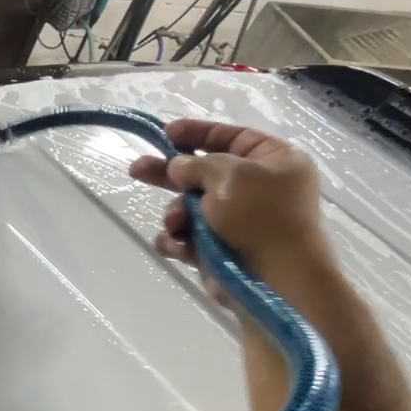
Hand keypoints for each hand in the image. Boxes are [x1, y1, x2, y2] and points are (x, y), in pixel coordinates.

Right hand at [127, 119, 336, 293]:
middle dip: (169, 175)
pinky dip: (177, 241)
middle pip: (202, 174)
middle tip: (137, 169)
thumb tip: (178, 166)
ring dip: (175, 215)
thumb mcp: (230, 176)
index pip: (231, 138)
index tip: (166, 132)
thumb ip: (198, 165)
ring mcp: (234, 221)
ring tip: (176, 225)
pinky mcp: (216, 249)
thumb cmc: (260, 217)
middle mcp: (255, 188)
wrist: (273, 278)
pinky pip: (185, 238)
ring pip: (187, 209)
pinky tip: (177, 246)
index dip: (198, 133)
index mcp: (273, 161)